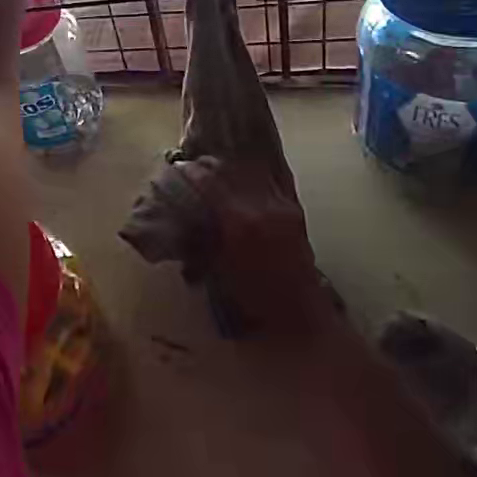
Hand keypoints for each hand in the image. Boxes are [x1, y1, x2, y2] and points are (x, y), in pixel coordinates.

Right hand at [172, 155, 331, 335]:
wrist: (298, 313)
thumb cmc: (252, 295)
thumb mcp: (217, 265)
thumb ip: (200, 235)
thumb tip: (184, 216)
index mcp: (239, 220)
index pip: (210, 182)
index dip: (191, 171)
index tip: (178, 166)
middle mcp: (262, 206)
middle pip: (232, 171)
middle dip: (211, 164)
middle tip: (195, 163)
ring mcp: (282, 207)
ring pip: (254, 172)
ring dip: (235, 166)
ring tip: (220, 165)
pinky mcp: (295, 212)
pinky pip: (276, 182)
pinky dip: (261, 173)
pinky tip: (251, 171)